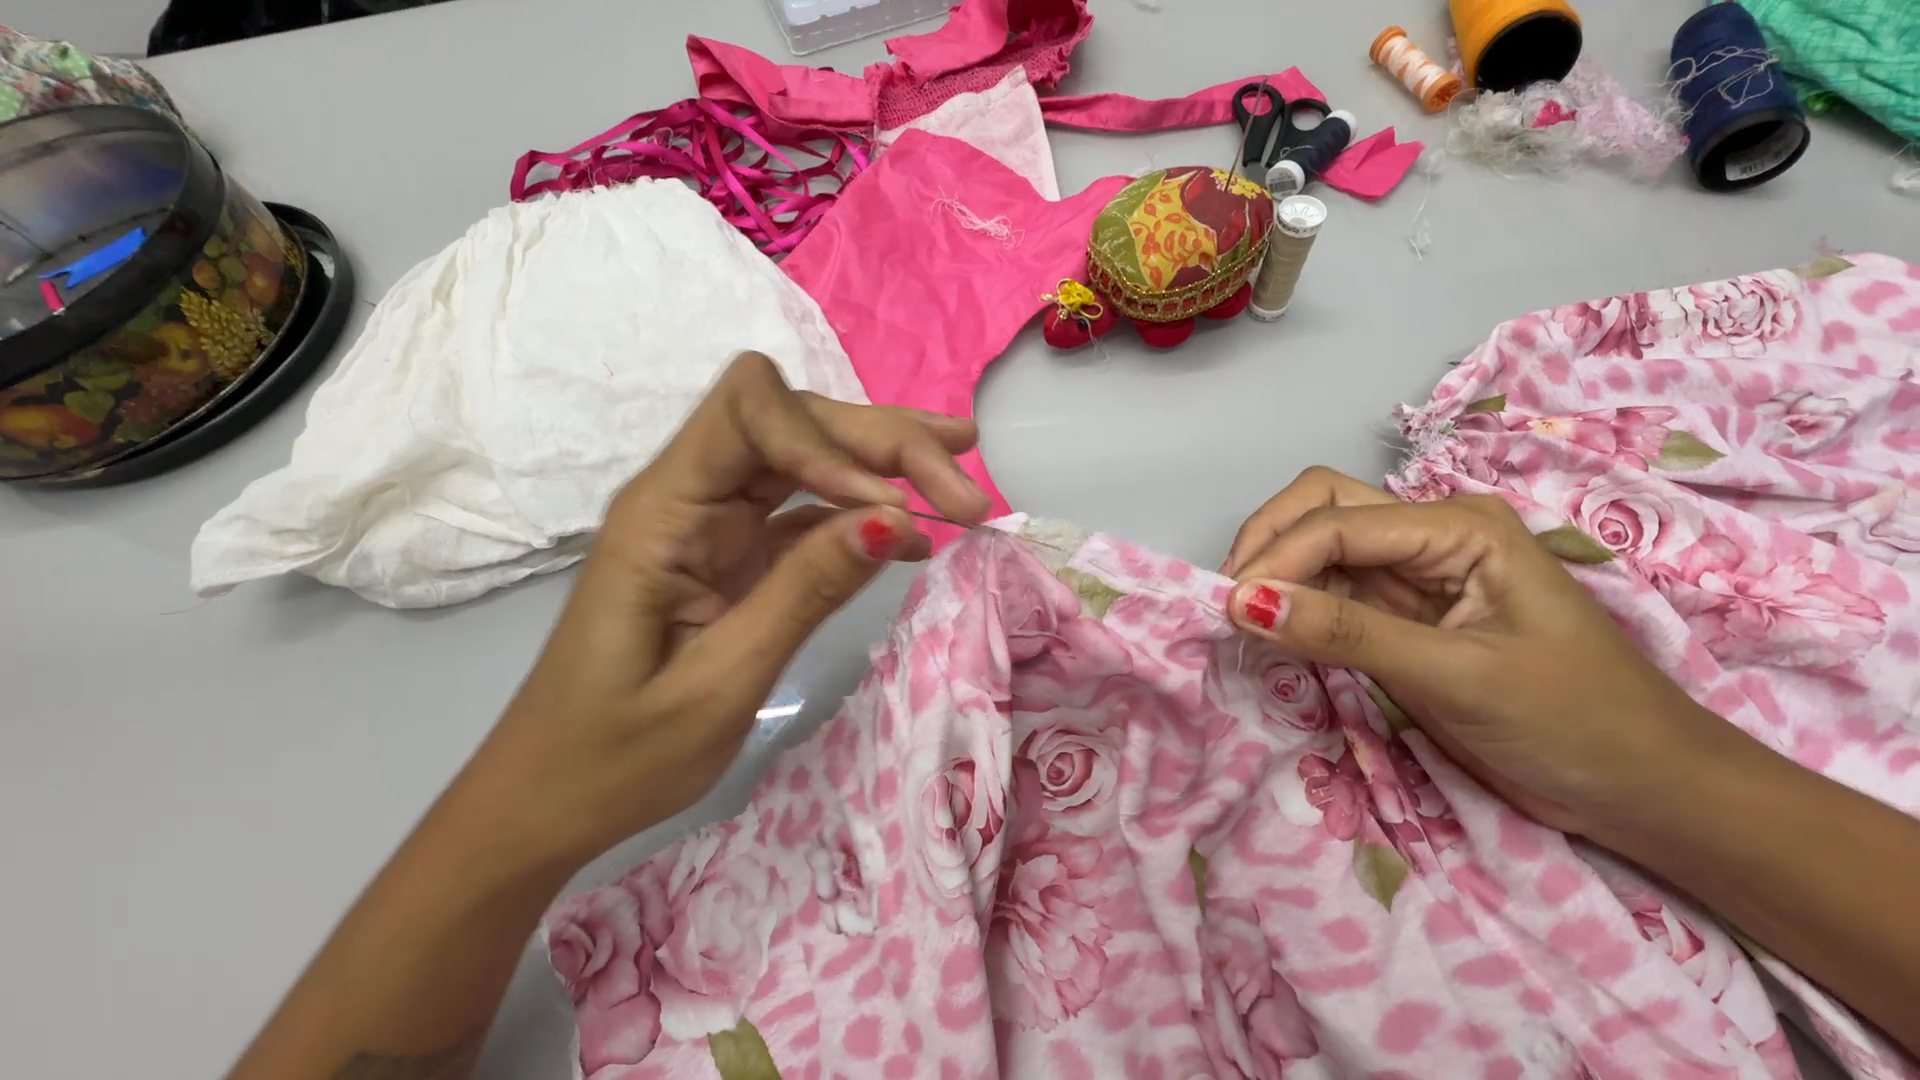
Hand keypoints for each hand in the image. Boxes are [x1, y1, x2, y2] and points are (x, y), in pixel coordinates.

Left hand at [462, 353, 989, 862]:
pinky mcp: (733, 556)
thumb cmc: (616, 755)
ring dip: (884, 467)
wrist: (549, 799)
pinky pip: (804, 514)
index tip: (888, 507)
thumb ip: (805, 592)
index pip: (748, 410)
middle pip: (793, 422)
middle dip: (883, 445)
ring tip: (962, 485)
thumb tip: (895, 520)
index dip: (827, 440)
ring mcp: (714, 524)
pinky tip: (913, 538)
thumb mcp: (721, 682)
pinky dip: (861, 517)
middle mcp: (689, 496)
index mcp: (662, 512)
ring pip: (808, 458)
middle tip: (967, 492)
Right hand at [1220, 467, 1732, 838]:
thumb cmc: (1572, 720)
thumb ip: (1344, 633)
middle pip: (1322, 507)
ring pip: (1319, 548)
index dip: (1276, 559)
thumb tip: (1243, 602)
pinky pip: (1330, 594)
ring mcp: (1414, 576)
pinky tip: (1273, 633)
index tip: (1229, 610)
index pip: (1338, 522)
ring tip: (1241, 622)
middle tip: (1228, 602)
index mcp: (1458, 527)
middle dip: (1266, 544)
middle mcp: (1430, 536)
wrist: (1642, 790)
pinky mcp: (1401, 616)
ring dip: (1274, 574)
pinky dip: (1293, 607)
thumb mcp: (1454, 674)